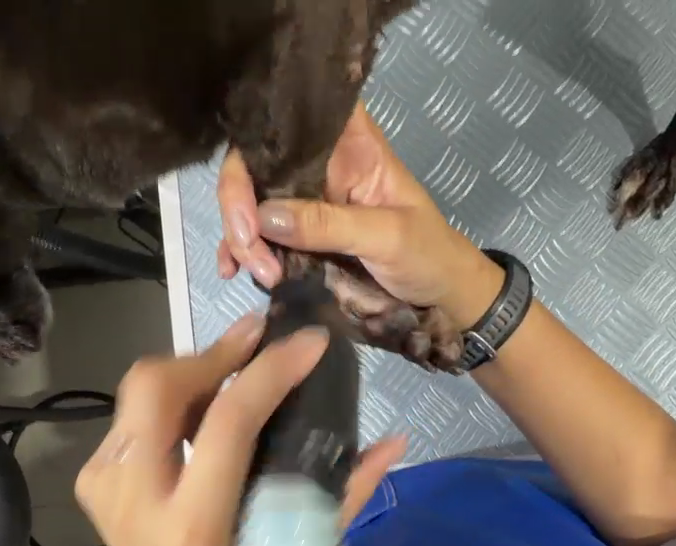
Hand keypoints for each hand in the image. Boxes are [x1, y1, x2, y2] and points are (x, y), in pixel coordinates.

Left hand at [75, 313, 406, 545]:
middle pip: (158, 386)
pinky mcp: (92, 475)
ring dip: (192, 372)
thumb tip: (395, 442)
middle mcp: (137, 499)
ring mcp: (105, 484)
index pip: (228, 423)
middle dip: (211, 353)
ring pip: (139, 389)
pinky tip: (200, 413)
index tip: (309, 344)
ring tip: (234, 376)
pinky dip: (172, 401)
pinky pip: (132, 412)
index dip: (270, 373)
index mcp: (194, 525)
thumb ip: (345, 495)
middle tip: (256, 344)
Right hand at [216, 104, 502, 327]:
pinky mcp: (300, 238)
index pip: (291, 116)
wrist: (442, 299)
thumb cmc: (429, 255)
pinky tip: (234, 272)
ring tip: (258, 273)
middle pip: (257, 161)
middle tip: (251, 251)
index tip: (250, 189)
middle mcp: (320, 163)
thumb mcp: (388, 236)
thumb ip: (329, 224)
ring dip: (242, 237)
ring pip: (252, 202)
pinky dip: (241, 252)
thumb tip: (266, 216)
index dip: (258, 139)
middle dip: (242, 206)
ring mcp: (306, 201)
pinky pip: (260, 236)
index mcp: (349, 141)